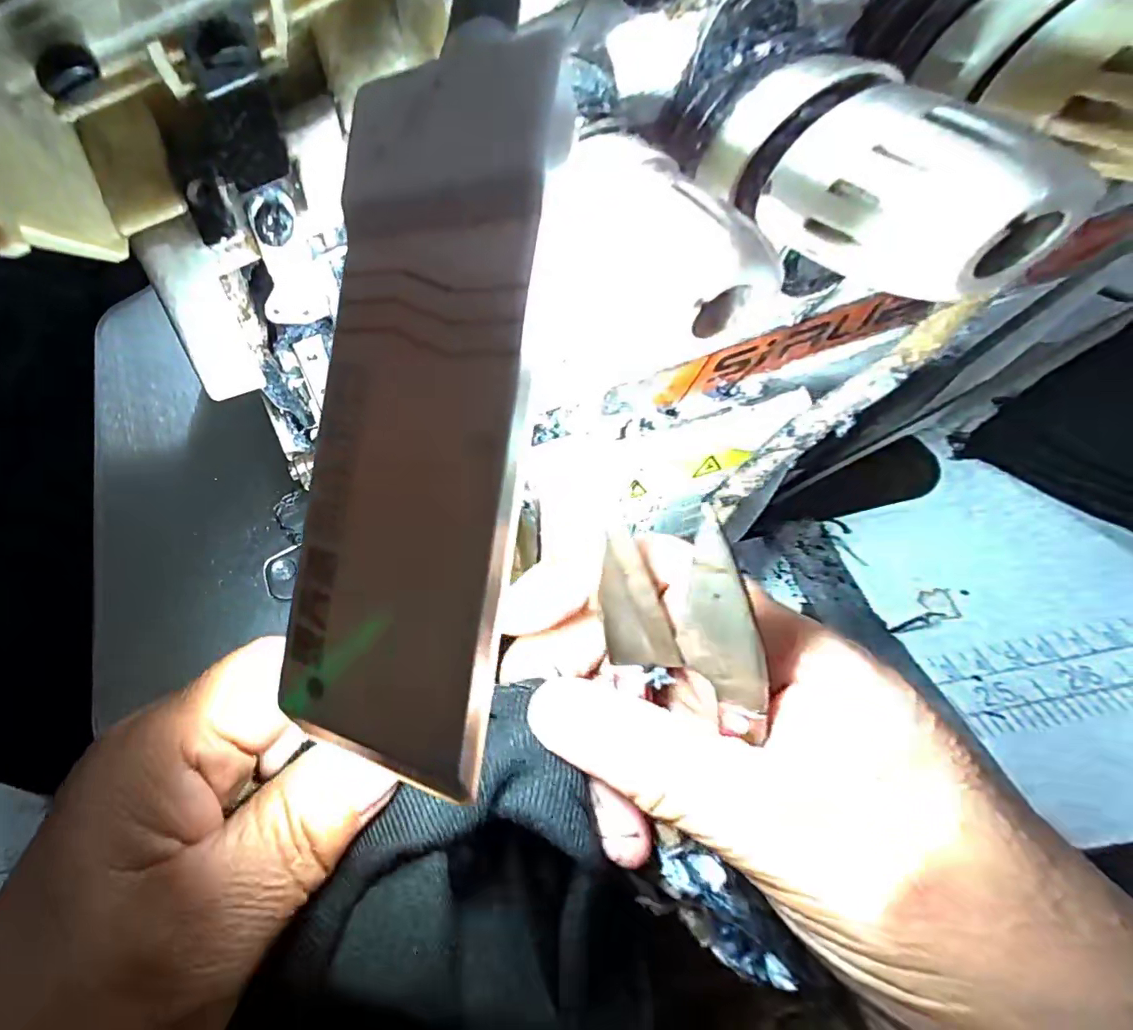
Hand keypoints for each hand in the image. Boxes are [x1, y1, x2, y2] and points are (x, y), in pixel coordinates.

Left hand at [0, 638, 397, 1029]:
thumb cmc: (102, 983)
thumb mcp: (216, 911)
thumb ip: (301, 825)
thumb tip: (386, 754)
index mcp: (165, 738)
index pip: (269, 671)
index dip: (343, 681)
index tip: (417, 711)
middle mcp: (160, 741)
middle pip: (270, 709)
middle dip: (338, 740)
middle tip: (415, 774)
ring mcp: (158, 782)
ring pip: (260, 755)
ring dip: (312, 782)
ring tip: (374, 811)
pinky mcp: (161, 821)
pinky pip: (237, 795)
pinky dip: (281, 814)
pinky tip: (313, 843)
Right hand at [499, 536, 1132, 1027]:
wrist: (1040, 1018)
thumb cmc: (961, 910)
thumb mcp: (795, 827)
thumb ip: (661, 761)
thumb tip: (545, 705)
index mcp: (786, 657)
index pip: (667, 578)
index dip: (587, 582)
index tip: (524, 619)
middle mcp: (750, 680)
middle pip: (627, 641)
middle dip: (579, 685)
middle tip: (549, 726)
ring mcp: (732, 732)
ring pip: (622, 707)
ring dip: (599, 758)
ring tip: (619, 824)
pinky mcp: (718, 780)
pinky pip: (637, 761)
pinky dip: (620, 794)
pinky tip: (633, 838)